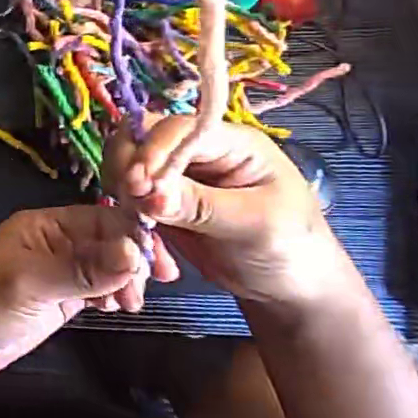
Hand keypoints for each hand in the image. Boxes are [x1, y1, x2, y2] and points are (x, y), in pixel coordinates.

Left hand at [0, 205, 177, 385]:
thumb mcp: (29, 283)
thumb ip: (80, 269)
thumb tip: (134, 254)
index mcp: (44, 225)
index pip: (100, 218)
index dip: (132, 235)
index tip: (158, 263)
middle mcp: (57, 241)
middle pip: (111, 240)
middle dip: (133, 261)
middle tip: (141, 292)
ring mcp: (62, 268)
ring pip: (111, 264)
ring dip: (127, 280)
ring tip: (127, 305)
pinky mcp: (66, 294)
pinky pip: (101, 286)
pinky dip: (114, 294)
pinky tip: (115, 308)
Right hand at [110, 114, 362, 314]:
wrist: (292, 289)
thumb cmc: (293, 249)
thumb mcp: (255, 225)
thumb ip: (200, 205)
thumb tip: (149, 194)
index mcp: (229, 142)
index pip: (176, 128)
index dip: (150, 150)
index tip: (136, 186)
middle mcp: (195, 153)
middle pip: (139, 139)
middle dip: (127, 170)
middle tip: (130, 207)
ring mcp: (175, 178)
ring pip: (126, 170)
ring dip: (124, 200)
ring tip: (142, 235)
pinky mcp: (160, 205)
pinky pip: (128, 204)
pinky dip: (128, 224)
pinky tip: (151, 253)